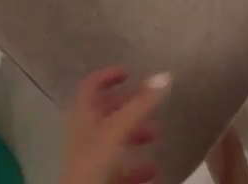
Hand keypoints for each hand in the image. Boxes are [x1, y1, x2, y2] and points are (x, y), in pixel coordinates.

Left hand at [59, 67, 170, 183]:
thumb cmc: (95, 158)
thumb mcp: (119, 128)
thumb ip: (141, 103)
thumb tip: (164, 75)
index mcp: (83, 113)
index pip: (91, 85)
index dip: (107, 75)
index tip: (128, 72)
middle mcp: (84, 132)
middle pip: (106, 112)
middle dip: (129, 106)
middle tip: (150, 103)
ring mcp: (90, 156)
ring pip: (115, 140)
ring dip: (136, 135)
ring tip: (157, 135)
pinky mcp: (99, 178)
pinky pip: (120, 168)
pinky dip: (136, 166)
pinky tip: (154, 170)